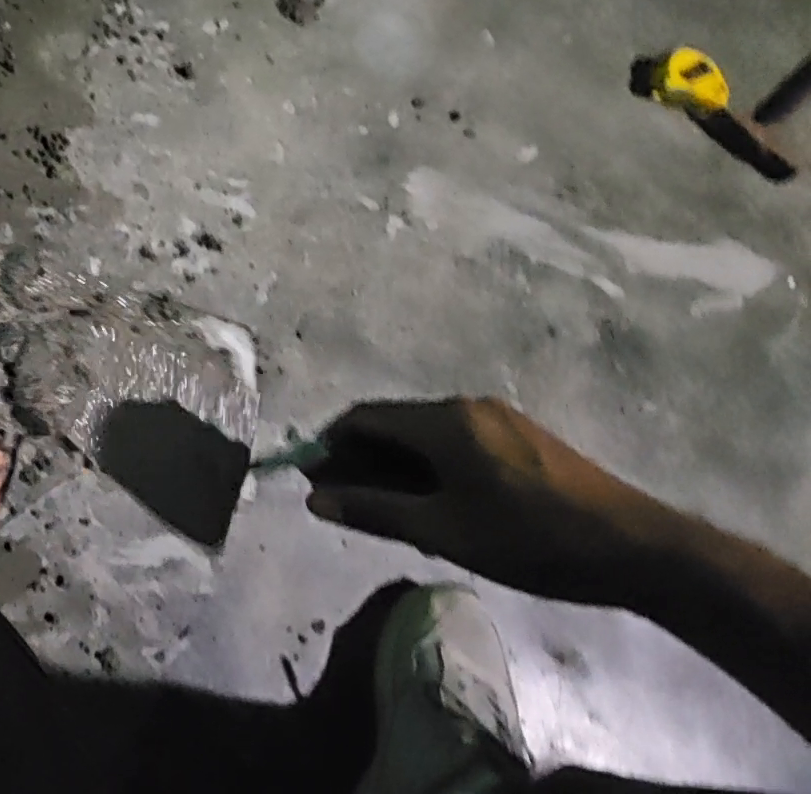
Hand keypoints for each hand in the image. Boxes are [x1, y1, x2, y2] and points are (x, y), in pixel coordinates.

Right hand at [303, 398, 653, 603]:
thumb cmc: (532, 538)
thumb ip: (372, 511)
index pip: (362, 419)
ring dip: (395, 466)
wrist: (647, 553)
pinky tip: (436, 503)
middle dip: (360, 459)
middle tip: (345, 499)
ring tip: (389, 509)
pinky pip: (454, 443)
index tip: (313, 479)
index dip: (329, 446)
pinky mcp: (523, 439)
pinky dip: (429, 466)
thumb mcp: (442, 530)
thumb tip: (313, 500)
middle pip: (392, 424)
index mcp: (442, 420)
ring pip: (423, 436)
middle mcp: (465, 407)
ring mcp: (498, 420)